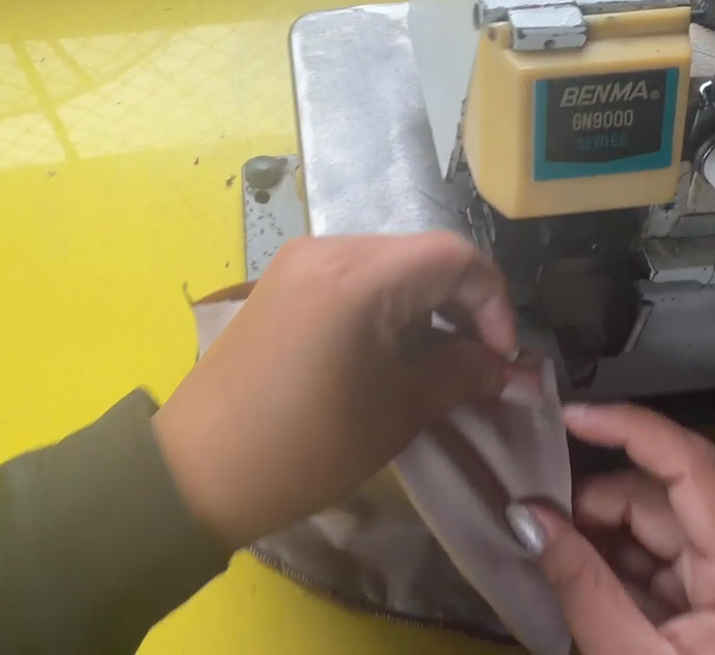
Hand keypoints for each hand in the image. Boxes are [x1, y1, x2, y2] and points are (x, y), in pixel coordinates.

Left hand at [153, 233, 535, 546]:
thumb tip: (515, 370)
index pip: (455, 255)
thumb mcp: (399, 409)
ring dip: (425, 300)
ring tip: (436, 357)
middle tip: (477, 359)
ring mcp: (301, 257)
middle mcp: (329, 247)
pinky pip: (355, 271)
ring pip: (391, 260)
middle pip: (423, 252)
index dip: (493, 301)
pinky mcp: (285, 275)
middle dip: (461, 301)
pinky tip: (391, 344)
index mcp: (359, 274)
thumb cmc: (307, 445)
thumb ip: (465, 374)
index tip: (501, 356)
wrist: (199, 467)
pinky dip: (388, 299)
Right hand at [514, 404, 714, 654]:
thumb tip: (523, 510)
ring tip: (566, 573)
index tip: (566, 415)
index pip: (694, 466)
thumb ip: (577, 580)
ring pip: (654, 527)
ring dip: (601, 539)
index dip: (630, 427)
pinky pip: (657, 560)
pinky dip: (616, 565)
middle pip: (663, 499)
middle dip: (597, 508)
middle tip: (543, 532)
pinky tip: (592, 593)